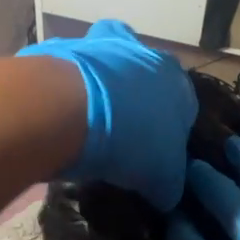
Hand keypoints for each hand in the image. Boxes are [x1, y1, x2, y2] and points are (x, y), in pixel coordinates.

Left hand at [18, 20, 196, 208]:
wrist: (66, 108)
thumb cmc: (129, 141)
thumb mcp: (160, 177)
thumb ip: (169, 183)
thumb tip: (167, 194)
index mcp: (177, 84)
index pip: (183, 107)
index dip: (169, 132)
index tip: (152, 153)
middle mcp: (146, 55)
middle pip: (146, 79)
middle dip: (136, 102)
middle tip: (120, 134)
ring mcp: (103, 45)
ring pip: (109, 64)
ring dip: (102, 86)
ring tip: (86, 120)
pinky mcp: (64, 46)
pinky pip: (70, 67)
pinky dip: (66, 84)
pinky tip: (56, 110)